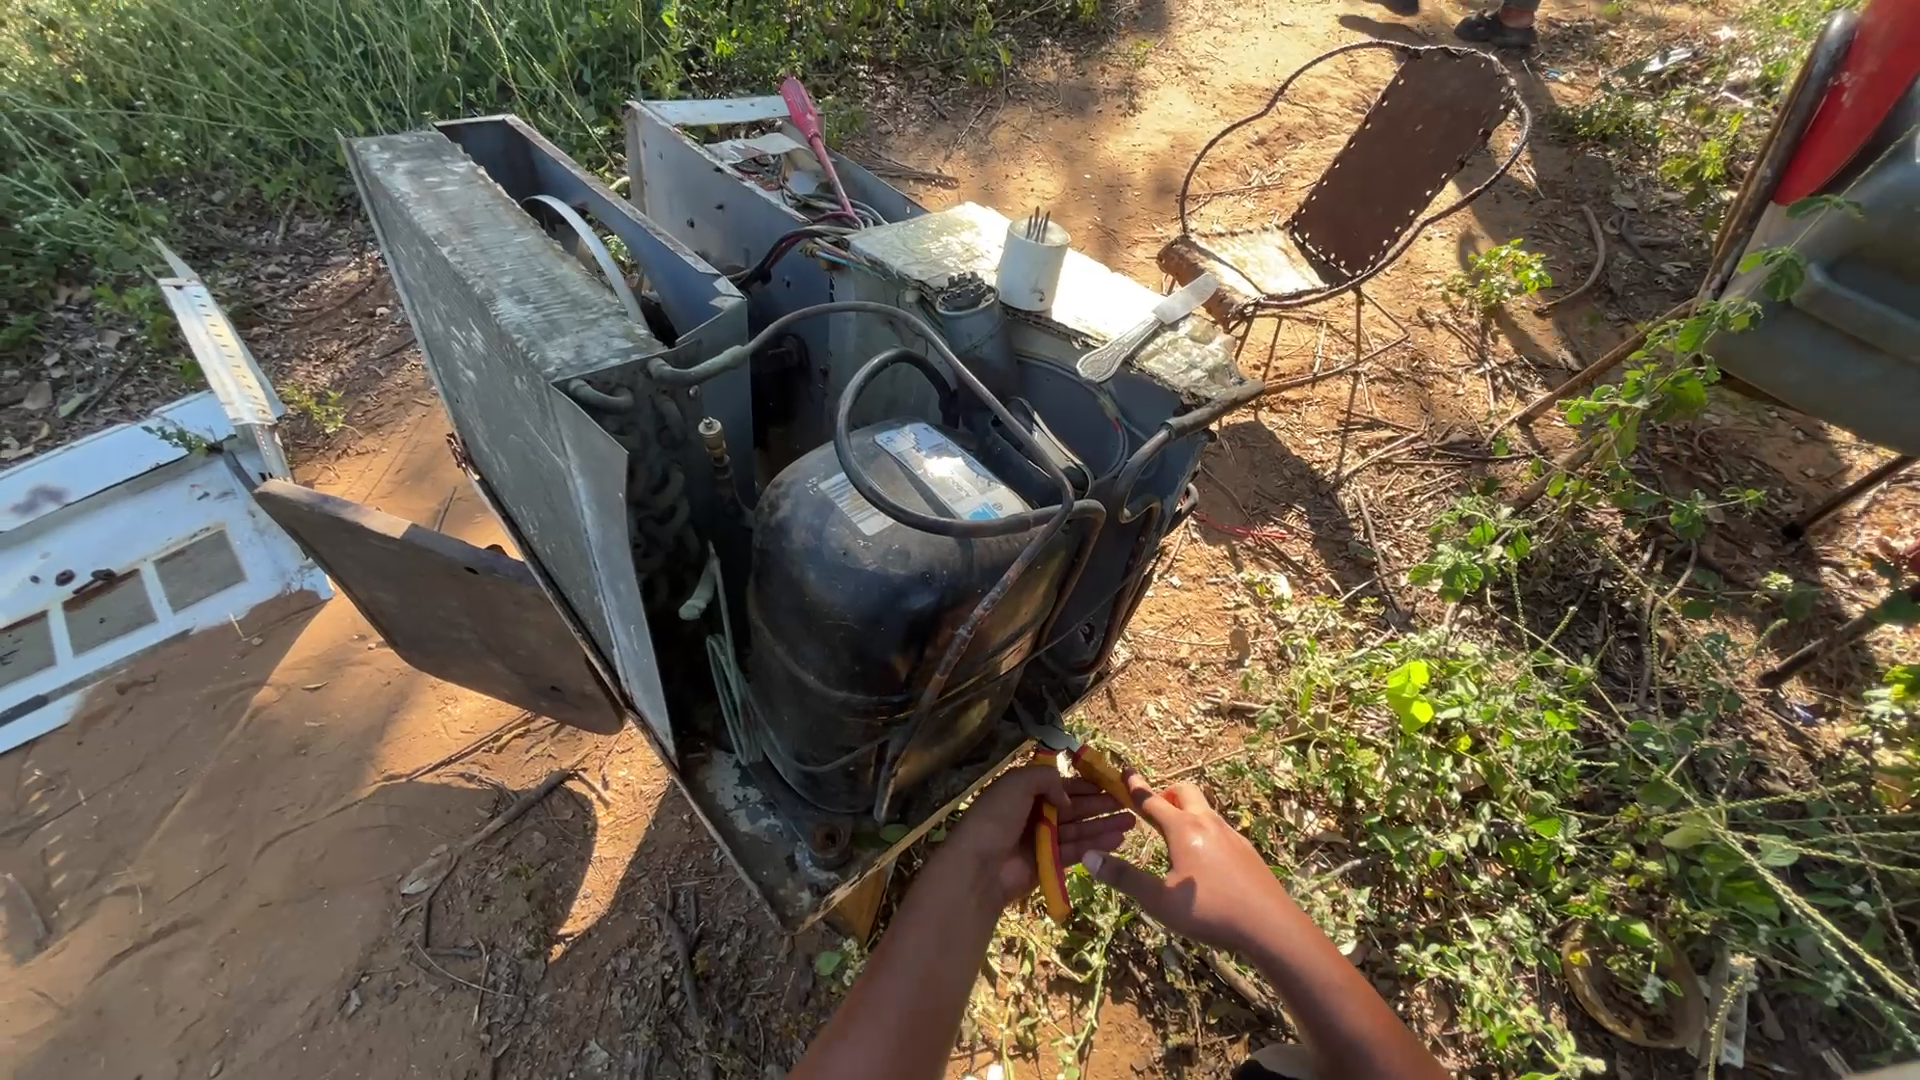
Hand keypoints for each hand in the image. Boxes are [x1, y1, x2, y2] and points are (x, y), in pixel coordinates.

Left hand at [938, 764, 1134, 909]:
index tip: (1109, 784)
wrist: (979, 867)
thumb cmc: (995, 819)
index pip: (1059, 785)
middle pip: (1072, 808)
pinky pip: (1076, 851)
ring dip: (1103, 826)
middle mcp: (1033, 814)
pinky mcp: (1048, 864)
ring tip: (1130, 823)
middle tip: (1128, 804)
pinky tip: (1116, 841)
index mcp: (1022, 792)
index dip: (1084, 785)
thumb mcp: (1016, 783)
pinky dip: (1096, 845)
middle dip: (1099, 806)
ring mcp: (1041, 841)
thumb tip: (1067, 796)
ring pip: (1078, 830)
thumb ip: (1046, 778)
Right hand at [1083, 777, 1290, 952]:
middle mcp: (1207, 823)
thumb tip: (1088, 857)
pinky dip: (1205, 832)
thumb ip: (1124, 877)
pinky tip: (1205, 861)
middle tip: (1154, 809)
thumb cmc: (1210, 911)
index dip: (1136, 786)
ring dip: (1187, 812)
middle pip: (1185, 793)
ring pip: (1205, 810)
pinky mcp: (1247, 852)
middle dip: (1167, 794)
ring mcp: (1232, 835)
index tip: (1126, 771)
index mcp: (1182, 829)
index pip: (1152, 800)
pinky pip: (1220, 830)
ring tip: (1177, 837)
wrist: (1272, 928)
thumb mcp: (1159, 900)